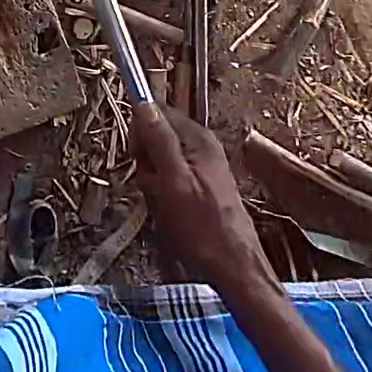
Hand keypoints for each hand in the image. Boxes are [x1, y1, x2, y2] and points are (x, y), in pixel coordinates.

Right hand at [132, 102, 272, 288]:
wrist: (234, 270)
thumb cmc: (202, 227)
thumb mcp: (173, 179)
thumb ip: (158, 139)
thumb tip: (142, 101)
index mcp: (197, 137)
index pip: (155, 111)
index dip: (139, 130)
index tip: (137, 155)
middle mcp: (201, 144)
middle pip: (156, 134)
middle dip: (146, 157)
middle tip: (153, 184)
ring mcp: (202, 164)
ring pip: (159, 157)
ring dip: (152, 177)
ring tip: (162, 200)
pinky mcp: (201, 183)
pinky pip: (169, 175)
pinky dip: (162, 189)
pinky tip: (169, 207)